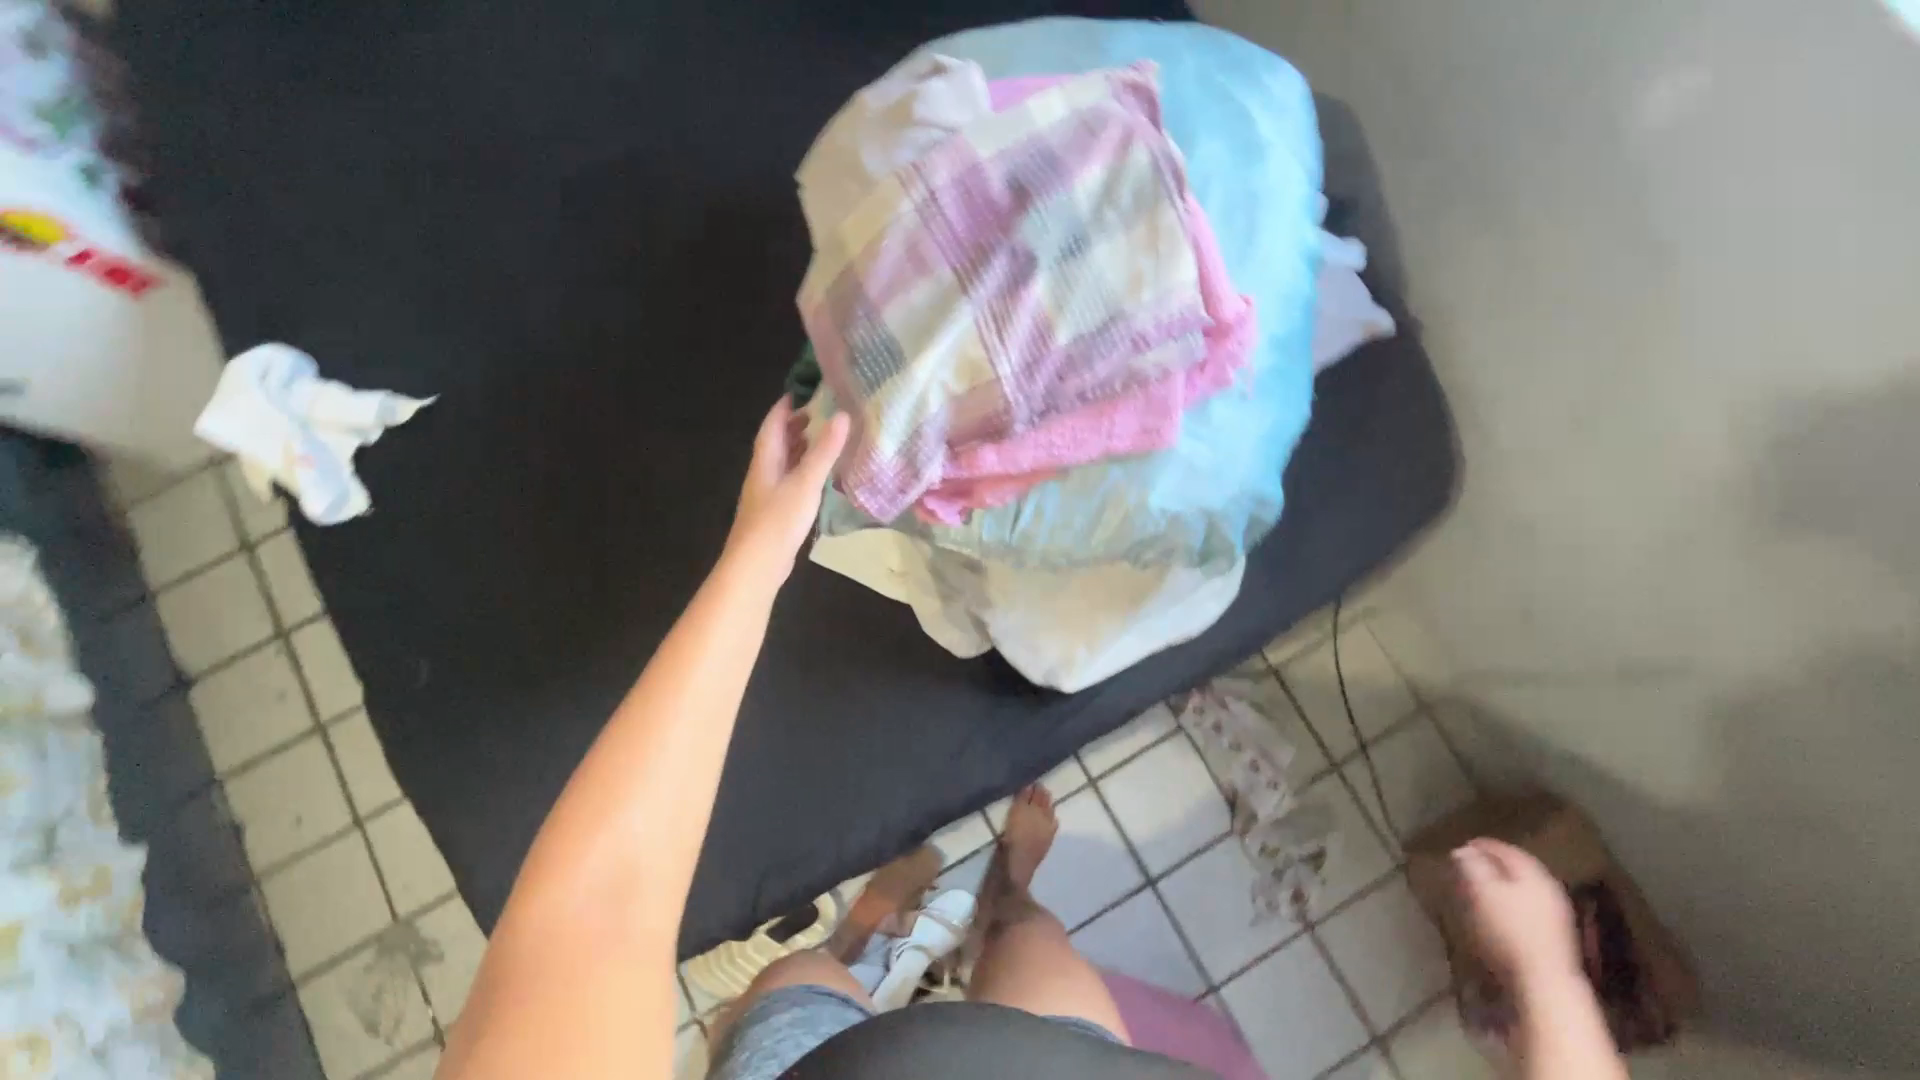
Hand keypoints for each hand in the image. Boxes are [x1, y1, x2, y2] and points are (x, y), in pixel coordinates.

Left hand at [727, 398, 849, 578]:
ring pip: (783, 463)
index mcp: (765, 460)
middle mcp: (763, 473)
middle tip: (820, 414)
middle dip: (795, 426)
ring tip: (823, 440)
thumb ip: (824, 451)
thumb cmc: (778, 520)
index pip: (772, 424)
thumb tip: (842, 416)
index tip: (803, 391)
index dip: (785, 406)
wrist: (756, 565)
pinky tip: (817, 477)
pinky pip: (789, 482)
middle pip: (776, 442)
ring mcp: (767, 494)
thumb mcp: (805, 482)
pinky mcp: (775, 513)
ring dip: (799, 449)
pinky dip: (803, 471)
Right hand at [1454, 838, 1580, 990]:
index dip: (1483, 845)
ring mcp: (1555, 913)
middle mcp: (1549, 889)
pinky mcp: (1553, 935)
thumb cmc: (1509, 930)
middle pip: (1517, 869)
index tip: (1463, 845)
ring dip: (1501, 885)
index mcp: (1534, 874)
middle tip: (1469, 865)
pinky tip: (1496, 912)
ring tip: (1478, 888)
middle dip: (1492, 865)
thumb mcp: (1482, 892)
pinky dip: (1509, 902)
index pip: (1507, 850)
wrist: (1545, 981)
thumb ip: (1472, 867)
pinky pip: (1526, 907)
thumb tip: (1463, 850)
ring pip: (1522, 889)